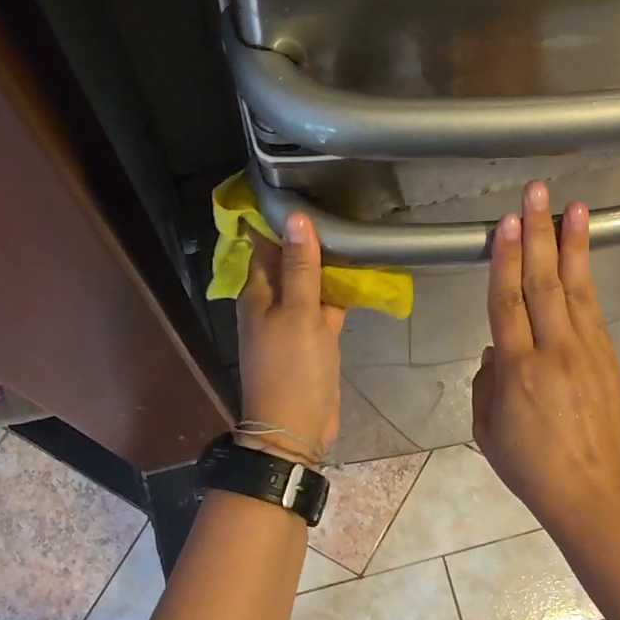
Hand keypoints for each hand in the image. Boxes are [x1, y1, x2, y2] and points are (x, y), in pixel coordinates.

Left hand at [237, 212, 345, 463]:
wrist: (296, 428)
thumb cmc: (293, 369)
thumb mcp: (299, 314)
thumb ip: (300, 268)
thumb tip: (296, 219)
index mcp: (258, 294)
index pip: (265, 246)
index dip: (280, 221)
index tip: (304, 191)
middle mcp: (272, 305)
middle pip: (289, 264)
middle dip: (309, 241)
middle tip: (340, 206)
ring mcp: (294, 325)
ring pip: (311, 287)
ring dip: (328, 267)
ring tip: (355, 233)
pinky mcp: (314, 343)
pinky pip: (325, 310)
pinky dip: (339, 296)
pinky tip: (362, 278)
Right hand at [472, 182, 619, 528]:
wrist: (589, 490)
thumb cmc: (528, 466)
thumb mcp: (487, 430)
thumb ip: (485, 385)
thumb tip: (496, 352)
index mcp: (518, 371)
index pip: (507, 302)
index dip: (504, 259)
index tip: (506, 222)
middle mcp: (554, 351)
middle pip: (543, 282)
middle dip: (538, 234)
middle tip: (537, 193)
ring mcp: (587, 353)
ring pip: (576, 289)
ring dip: (573, 246)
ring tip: (574, 208)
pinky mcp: (608, 360)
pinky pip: (593, 313)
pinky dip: (587, 281)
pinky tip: (582, 259)